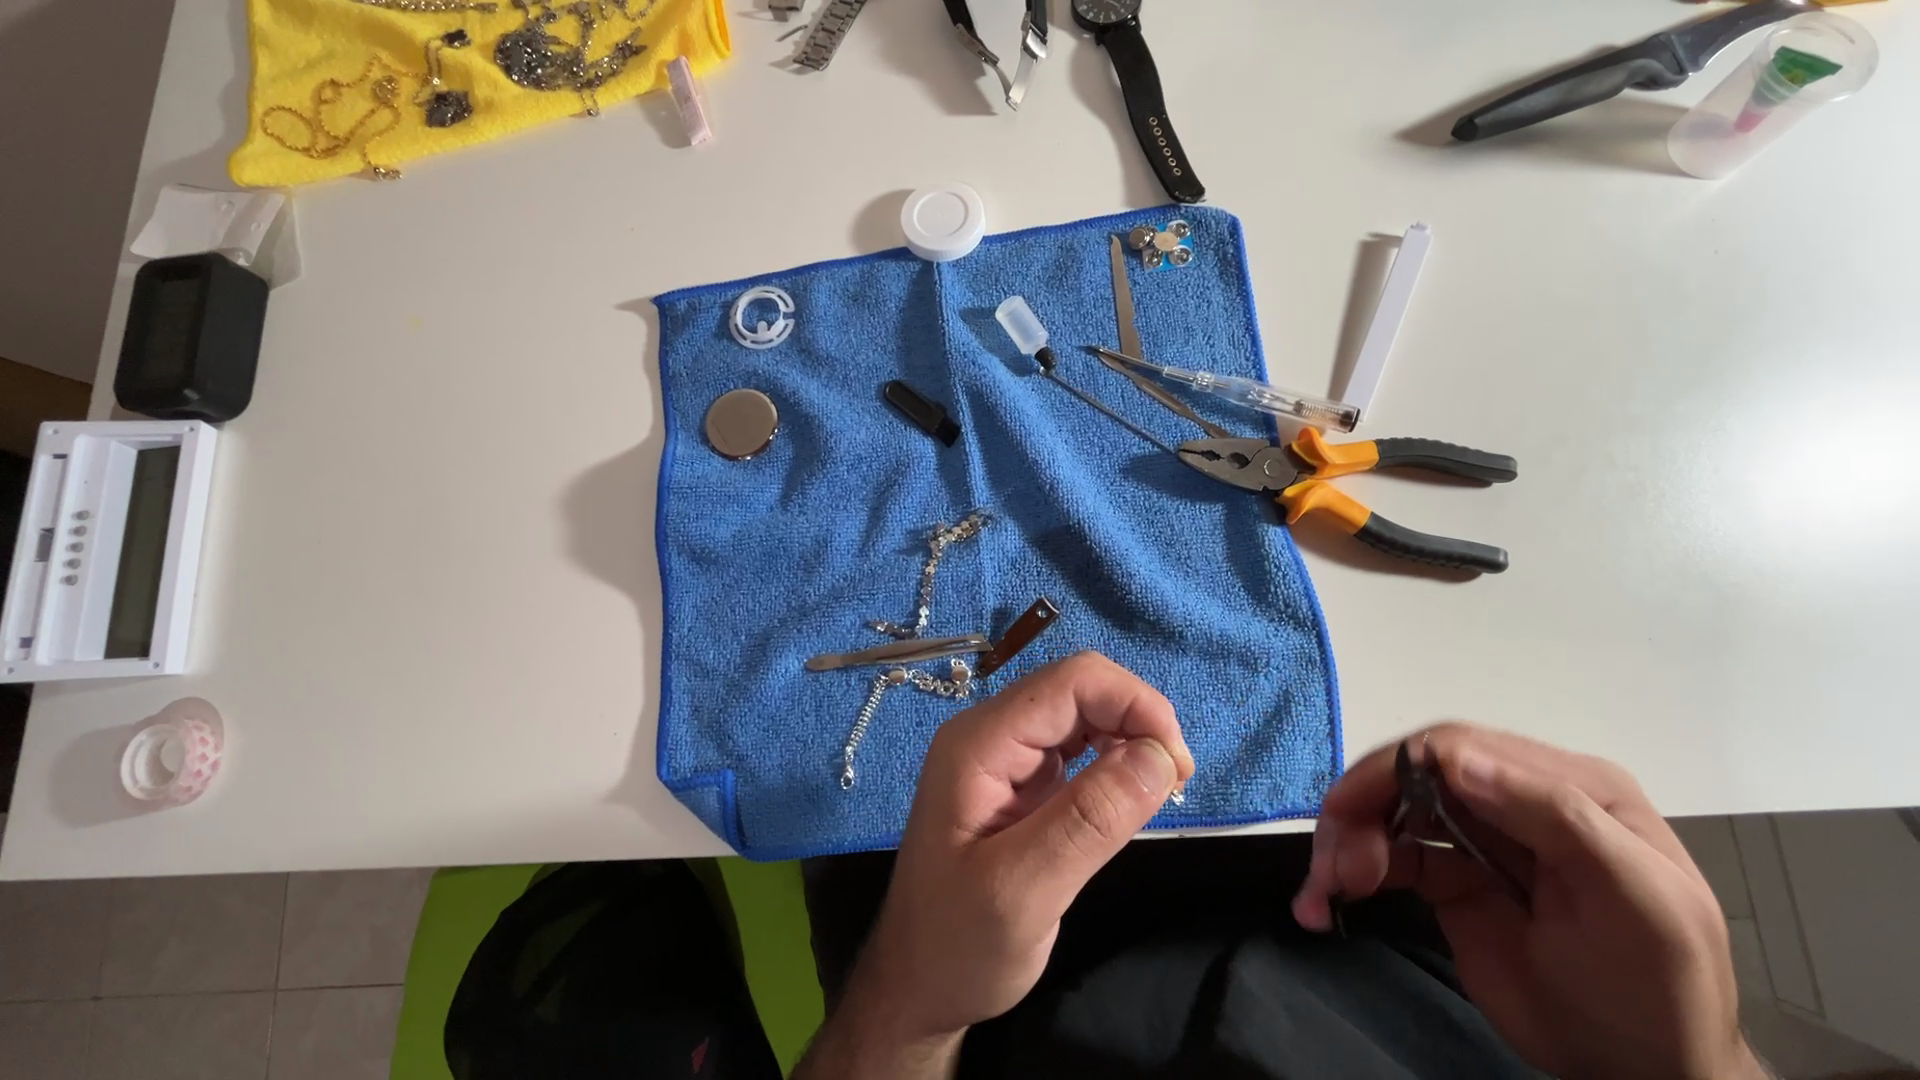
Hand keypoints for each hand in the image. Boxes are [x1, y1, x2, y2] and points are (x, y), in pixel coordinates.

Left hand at [796, 652, 1194, 1079]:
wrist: (918, 986)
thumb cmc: (958, 946)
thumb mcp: (1024, 891)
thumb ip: (1089, 821)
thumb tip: (1160, 755)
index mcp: (979, 743)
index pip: (1071, 682)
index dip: (1134, 704)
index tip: (1176, 765)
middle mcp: (990, 735)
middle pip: (1079, 689)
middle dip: (1137, 720)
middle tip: (1175, 783)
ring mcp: (1004, 757)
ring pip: (1083, 714)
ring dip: (1130, 738)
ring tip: (1157, 792)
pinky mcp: (1021, 783)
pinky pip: (1077, 747)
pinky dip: (1114, 761)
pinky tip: (1128, 798)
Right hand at [1293, 724, 1763, 1079]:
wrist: (1647, 1077)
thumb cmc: (1655, 987)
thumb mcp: (1634, 900)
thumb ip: (1554, 816)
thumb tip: (1454, 758)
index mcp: (1567, 785)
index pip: (1460, 747)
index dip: (1393, 770)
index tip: (1345, 810)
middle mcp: (1514, 798)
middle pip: (1410, 776)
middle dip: (1360, 812)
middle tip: (1335, 870)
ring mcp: (1478, 837)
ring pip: (1387, 812)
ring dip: (1344, 844)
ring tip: (1326, 892)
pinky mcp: (1449, 877)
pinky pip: (1384, 855)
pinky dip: (1345, 872)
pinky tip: (1323, 901)